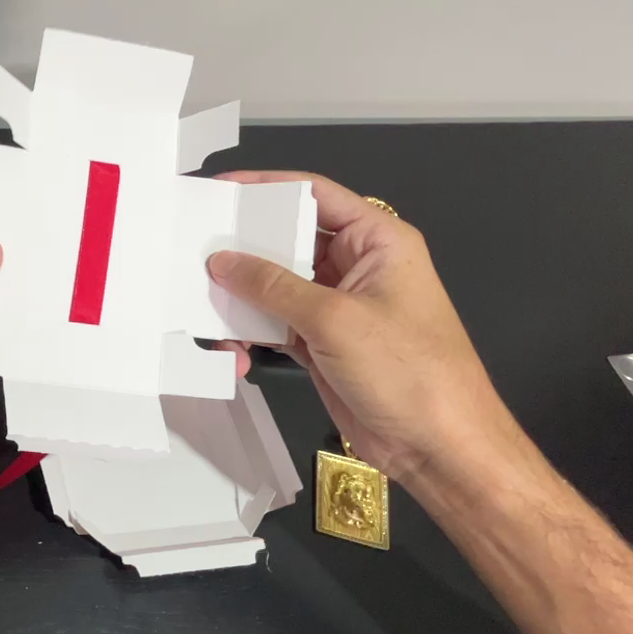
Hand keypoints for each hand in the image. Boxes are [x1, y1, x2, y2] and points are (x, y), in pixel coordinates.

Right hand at [205, 171, 517, 488]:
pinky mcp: (319, 341)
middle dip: (243, 247)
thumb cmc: (407, 371)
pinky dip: (249, 331)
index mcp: (377, 242)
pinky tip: (231, 347)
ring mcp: (335, 305)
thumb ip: (271, 286)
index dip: (266, 187)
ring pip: (274, 285)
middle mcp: (355, 266)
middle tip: (195, 246)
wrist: (437, 446)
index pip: (315, 195)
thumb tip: (221, 260)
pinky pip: (272, 322)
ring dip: (241, 296)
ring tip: (203, 302)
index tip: (220, 189)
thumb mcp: (333, 318)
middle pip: (287, 241)